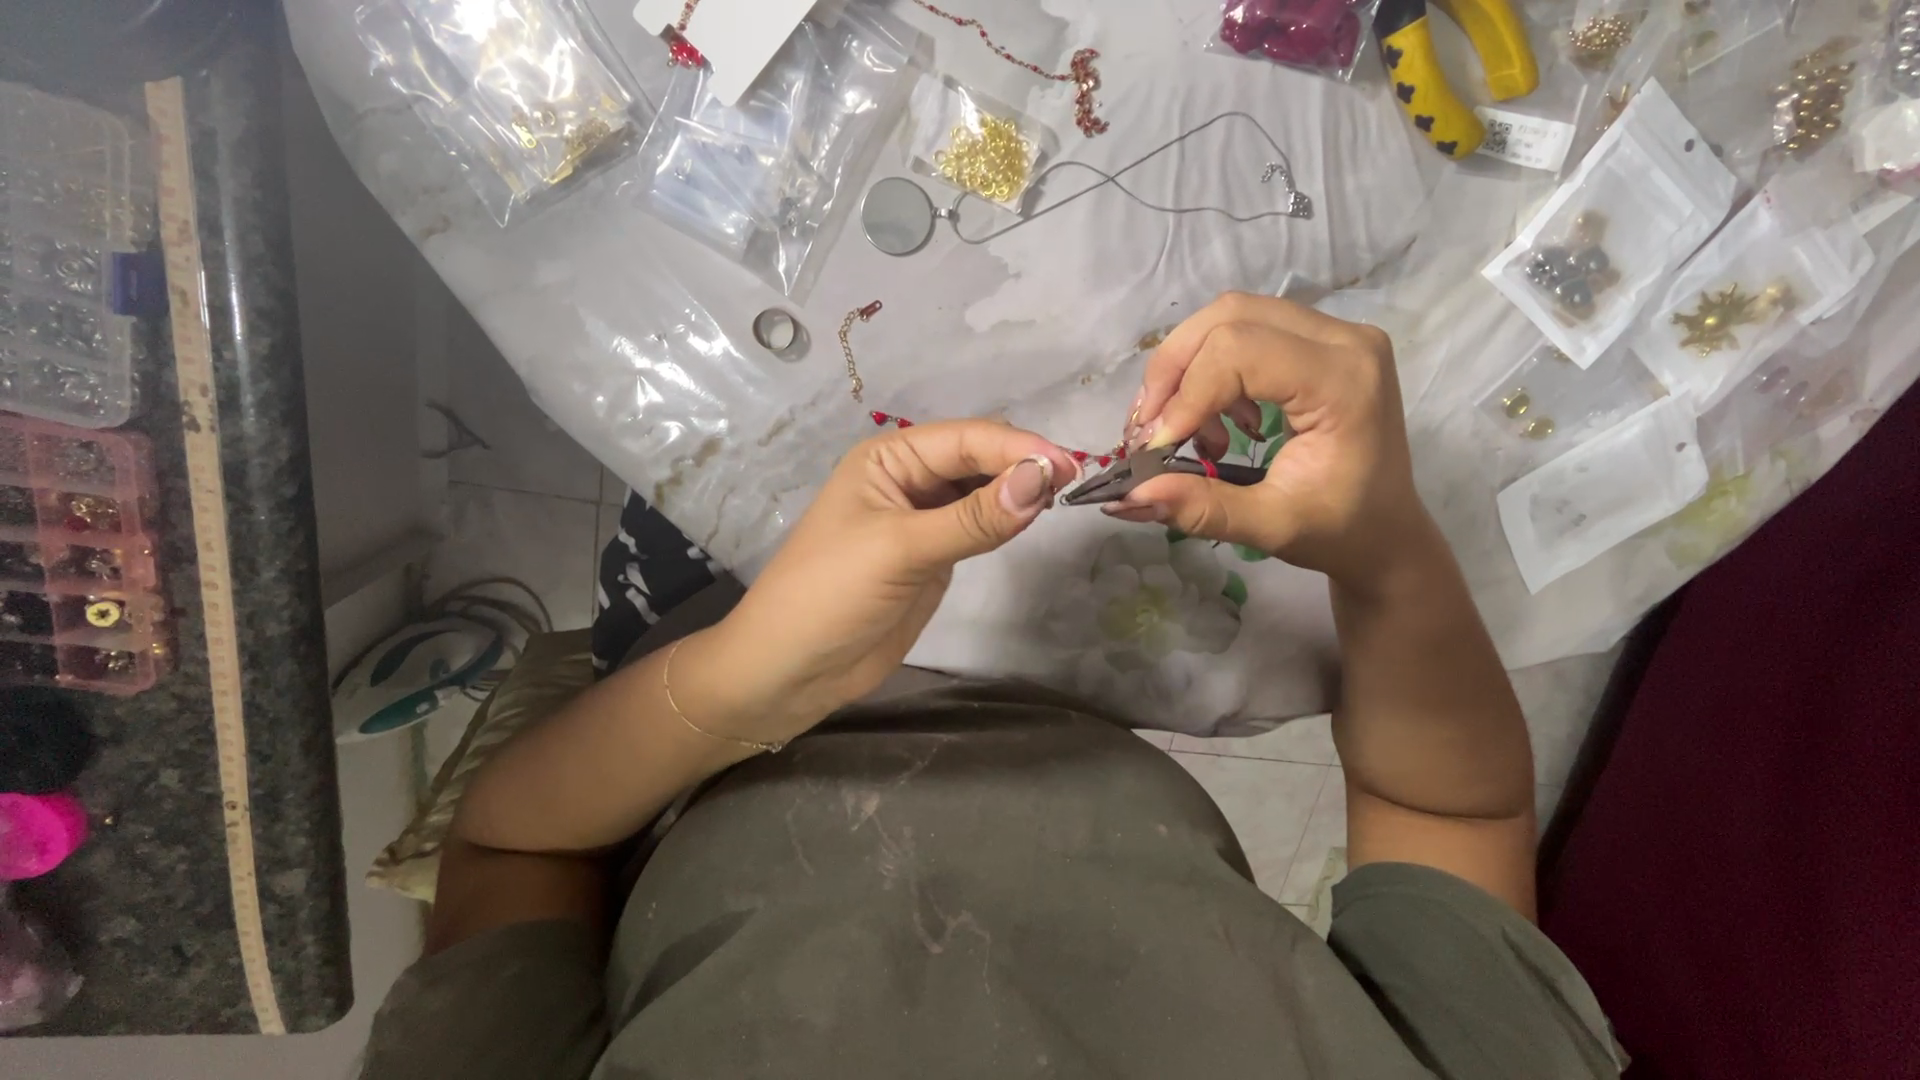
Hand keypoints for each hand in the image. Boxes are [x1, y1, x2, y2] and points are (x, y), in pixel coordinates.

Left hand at [687, 420, 1077, 744]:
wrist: (792, 669)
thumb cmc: (830, 595)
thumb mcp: (900, 549)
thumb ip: (973, 518)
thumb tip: (1042, 479)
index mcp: (888, 458)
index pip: (966, 439)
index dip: (1018, 448)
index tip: (1071, 468)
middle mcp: (907, 479)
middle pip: (978, 459)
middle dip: (1021, 464)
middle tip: (1075, 485)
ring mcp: (921, 518)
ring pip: (981, 491)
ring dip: (1017, 491)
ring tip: (1062, 500)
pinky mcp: (932, 556)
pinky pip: (977, 527)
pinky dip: (1004, 521)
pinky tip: (1030, 520)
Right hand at [1113, 292, 1434, 585]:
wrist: (1387, 533)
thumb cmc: (1339, 531)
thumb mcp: (1269, 526)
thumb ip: (1201, 507)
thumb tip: (1129, 497)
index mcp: (1343, 383)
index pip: (1239, 351)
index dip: (1185, 395)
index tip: (1153, 448)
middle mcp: (1344, 340)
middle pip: (1230, 317)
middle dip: (1173, 370)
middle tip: (1148, 428)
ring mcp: (1335, 334)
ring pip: (1233, 316)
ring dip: (1187, 368)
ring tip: (1178, 427)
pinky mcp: (1320, 341)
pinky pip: (1247, 330)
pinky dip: (1210, 370)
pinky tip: (1215, 419)